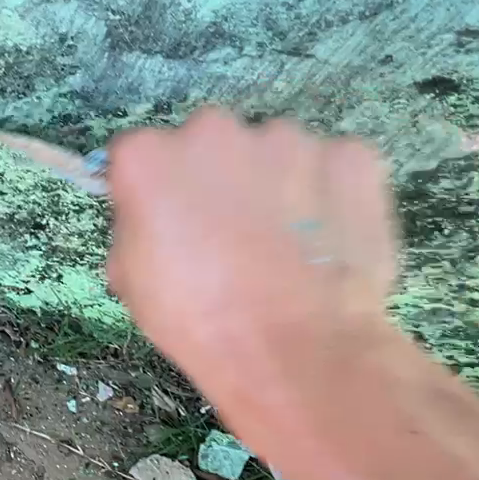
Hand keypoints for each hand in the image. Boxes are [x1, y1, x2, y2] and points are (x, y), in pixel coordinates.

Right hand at [104, 109, 402, 476]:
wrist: (294, 349)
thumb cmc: (194, 317)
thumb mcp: (130, 276)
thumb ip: (136, 226)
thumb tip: (158, 220)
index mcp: (147, 156)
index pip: (138, 155)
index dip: (150, 192)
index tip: (163, 224)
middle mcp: (211, 130)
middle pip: (205, 143)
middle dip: (212, 178)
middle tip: (224, 234)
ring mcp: (286, 137)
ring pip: (269, 152)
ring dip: (270, 183)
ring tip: (282, 244)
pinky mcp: (349, 156)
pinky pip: (329, 166)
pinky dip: (326, 192)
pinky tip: (323, 239)